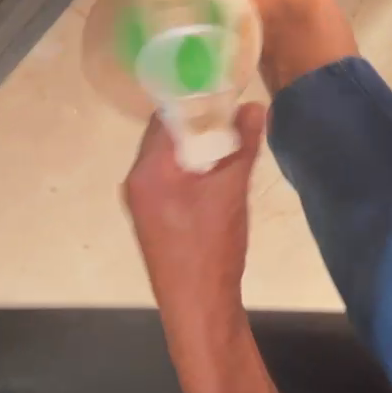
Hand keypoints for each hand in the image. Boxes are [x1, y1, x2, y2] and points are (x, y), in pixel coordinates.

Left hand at [123, 103, 266, 324]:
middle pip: (166, 136)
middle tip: (233, 106)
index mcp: (147, 171)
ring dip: (198, 144)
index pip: (165, 118)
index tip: (222, 87)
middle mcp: (137, 182)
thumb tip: (255, 106)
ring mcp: (144, 202)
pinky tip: (221, 164)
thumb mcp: (232, 189)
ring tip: (232, 131)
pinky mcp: (155, 217)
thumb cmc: (211, 245)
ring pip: (171, 157)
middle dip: (199, 120)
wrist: (199, 306)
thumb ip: (244, 144)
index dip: (194, 99)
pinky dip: (194, 164)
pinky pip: (172, 176)